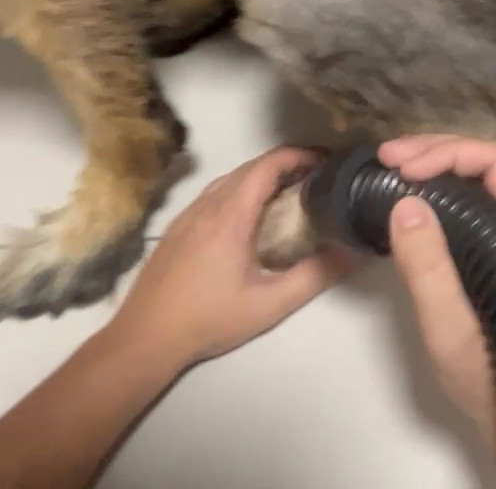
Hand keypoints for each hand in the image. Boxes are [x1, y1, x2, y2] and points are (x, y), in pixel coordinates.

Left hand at [105, 147, 347, 370]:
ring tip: (290, 193)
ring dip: (262, 176)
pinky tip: (251, 216)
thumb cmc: (208, 319)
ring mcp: (188, 214)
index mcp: (231, 215)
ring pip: (231, 178)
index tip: (326, 162)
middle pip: (251, 166)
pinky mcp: (177, 228)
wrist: (141, 341)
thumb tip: (353, 252)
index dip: (300, 155)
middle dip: (287, 164)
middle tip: (317, 178)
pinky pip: (215, 193)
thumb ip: (315, 276)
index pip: (268, 164)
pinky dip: (241, 190)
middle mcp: (208, 205)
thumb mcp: (270, 304)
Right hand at [380, 136, 495, 451]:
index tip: (404, 166)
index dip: (450, 152)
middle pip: (485, 162)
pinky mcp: (493, 248)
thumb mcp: (450, 326)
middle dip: (436, 150)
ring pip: (476, 178)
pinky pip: (468, 200)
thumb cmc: (487, 373)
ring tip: (391, 166)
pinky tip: (407, 192)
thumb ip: (429, 266)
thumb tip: (405, 202)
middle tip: (387, 157)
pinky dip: (435, 187)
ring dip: (434, 163)